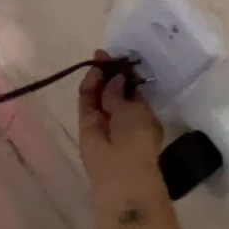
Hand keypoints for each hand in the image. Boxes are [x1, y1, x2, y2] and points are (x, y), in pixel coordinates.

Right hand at [78, 50, 163, 191]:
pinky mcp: (86, 126)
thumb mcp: (134, 110)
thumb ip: (119, 93)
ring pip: (98, 97)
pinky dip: (89, 88)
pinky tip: (93, 72)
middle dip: (110, 74)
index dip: (126, 76)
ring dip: (98, 79)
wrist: (120, 173)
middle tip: (105, 55)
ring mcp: (103, 123)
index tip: (121, 60)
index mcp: (142, 117)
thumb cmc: (137, 140)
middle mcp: (122, 119)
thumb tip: (114, 78)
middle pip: (113, 93)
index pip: (132, 92)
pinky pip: (87, 103)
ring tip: (98, 60)